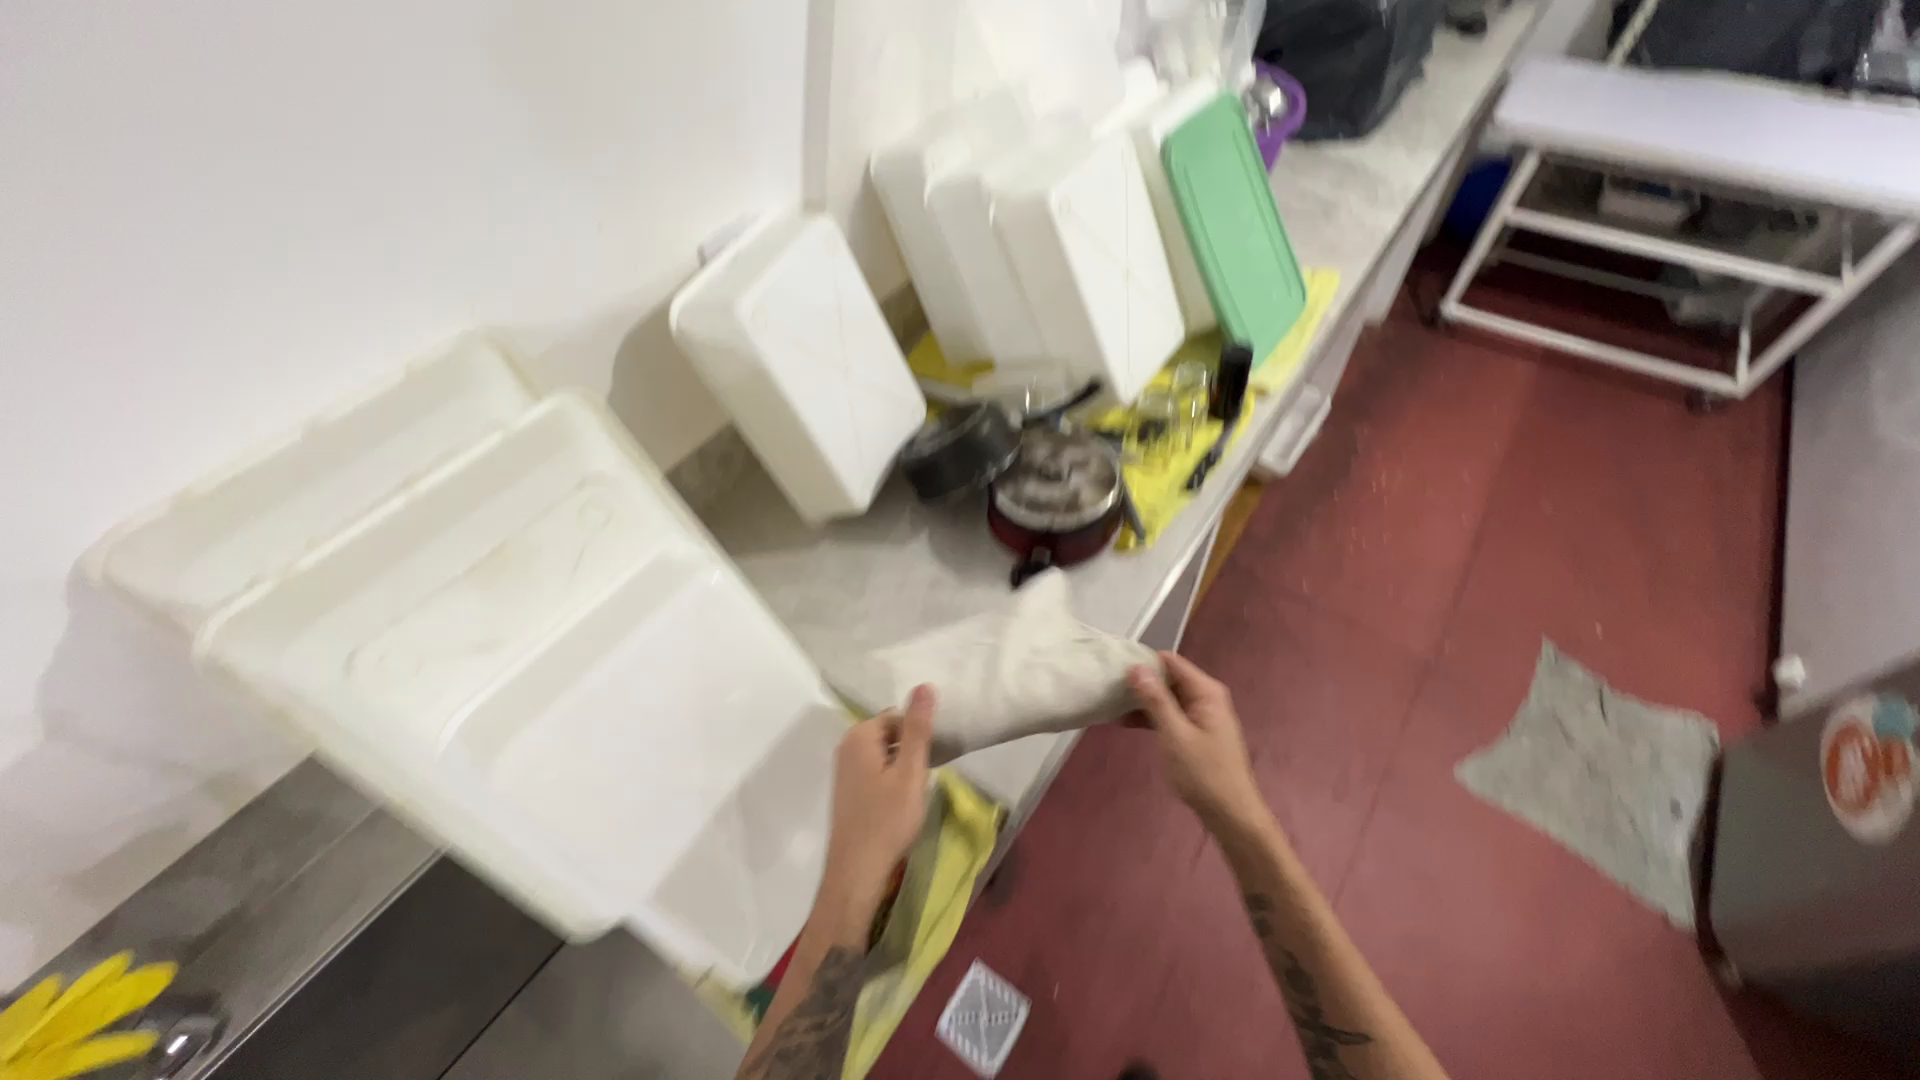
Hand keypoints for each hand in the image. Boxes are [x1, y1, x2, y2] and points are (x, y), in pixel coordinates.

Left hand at [820, 685, 934, 917]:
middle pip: (890, 733)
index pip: (899, 716)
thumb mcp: (910, 772)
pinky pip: (874, 770)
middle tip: (923, 779)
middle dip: (910, 750)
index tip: (931, 761)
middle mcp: (845, 746)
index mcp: (859, 736)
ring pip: (884, 754)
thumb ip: (918, 728)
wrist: (857, 871)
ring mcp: (843, 770)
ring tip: (913, 792)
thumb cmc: (887, 820)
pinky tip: (899, 803)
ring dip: (902, 767)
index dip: (919, 736)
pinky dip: (890, 780)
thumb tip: (924, 685)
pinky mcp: (847, 790)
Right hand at [1127, 652, 1271, 835]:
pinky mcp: (1195, 732)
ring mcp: (1201, 715)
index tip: (1115, 668)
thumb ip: (1155, 699)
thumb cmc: (1203, 772)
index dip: (1143, 661)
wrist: (1229, 813)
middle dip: (1140, 682)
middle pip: (1168, 678)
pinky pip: (1170, 715)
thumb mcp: (1174, 734)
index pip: (1170, 661)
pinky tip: (1126, 724)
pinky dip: (1151, 718)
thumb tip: (1136, 666)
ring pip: (1167, 698)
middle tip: (1107, 688)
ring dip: (1142, 702)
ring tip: (1110, 706)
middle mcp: (1205, 697)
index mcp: (1205, 692)